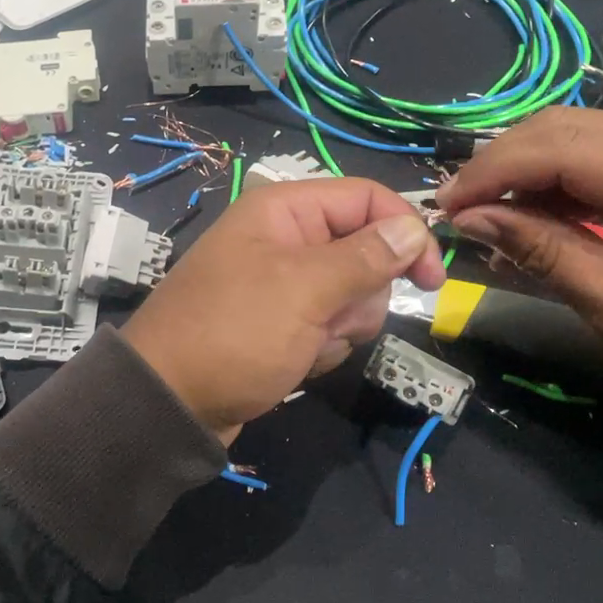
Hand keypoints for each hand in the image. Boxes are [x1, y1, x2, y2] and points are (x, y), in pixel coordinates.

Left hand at [122, 178, 443, 444]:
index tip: (432, 279)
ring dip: (339, 328)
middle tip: (328, 318)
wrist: (170, 403)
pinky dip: (319, 349)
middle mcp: (283, 239)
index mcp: (282, 211)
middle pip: (363, 251)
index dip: (404, 230)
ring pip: (351, 296)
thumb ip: (365, 257)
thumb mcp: (303, 290)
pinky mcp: (280, 325)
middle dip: (359, 295)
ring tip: (301, 345)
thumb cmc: (234, 334)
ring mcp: (281, 285)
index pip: (365, 198)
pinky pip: (327, 328)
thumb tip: (414, 227)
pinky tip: (291, 362)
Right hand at [436, 108, 602, 406]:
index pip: (561, 146)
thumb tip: (469, 218)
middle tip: (460, 206)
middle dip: (502, 161)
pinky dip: (560, 170)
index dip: (493, 169)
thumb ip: (541, 250)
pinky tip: (537, 203)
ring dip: (527, 163)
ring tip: (491, 207)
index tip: (446, 204)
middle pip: (566, 125)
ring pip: (580, 128)